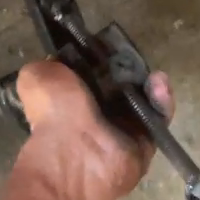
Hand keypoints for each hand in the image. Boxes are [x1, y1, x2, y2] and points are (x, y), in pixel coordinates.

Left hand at [13, 60, 172, 199]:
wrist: (78, 155)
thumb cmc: (55, 112)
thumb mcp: (36, 77)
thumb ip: (47, 66)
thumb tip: (60, 61)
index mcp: (70, 100)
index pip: (91, 75)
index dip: (102, 58)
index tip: (112, 45)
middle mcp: (97, 114)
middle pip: (122, 85)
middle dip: (131, 69)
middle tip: (136, 58)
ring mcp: (123, 129)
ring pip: (144, 99)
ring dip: (151, 83)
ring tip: (154, 74)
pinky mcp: (146, 141)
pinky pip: (159, 116)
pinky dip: (163, 99)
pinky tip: (160, 83)